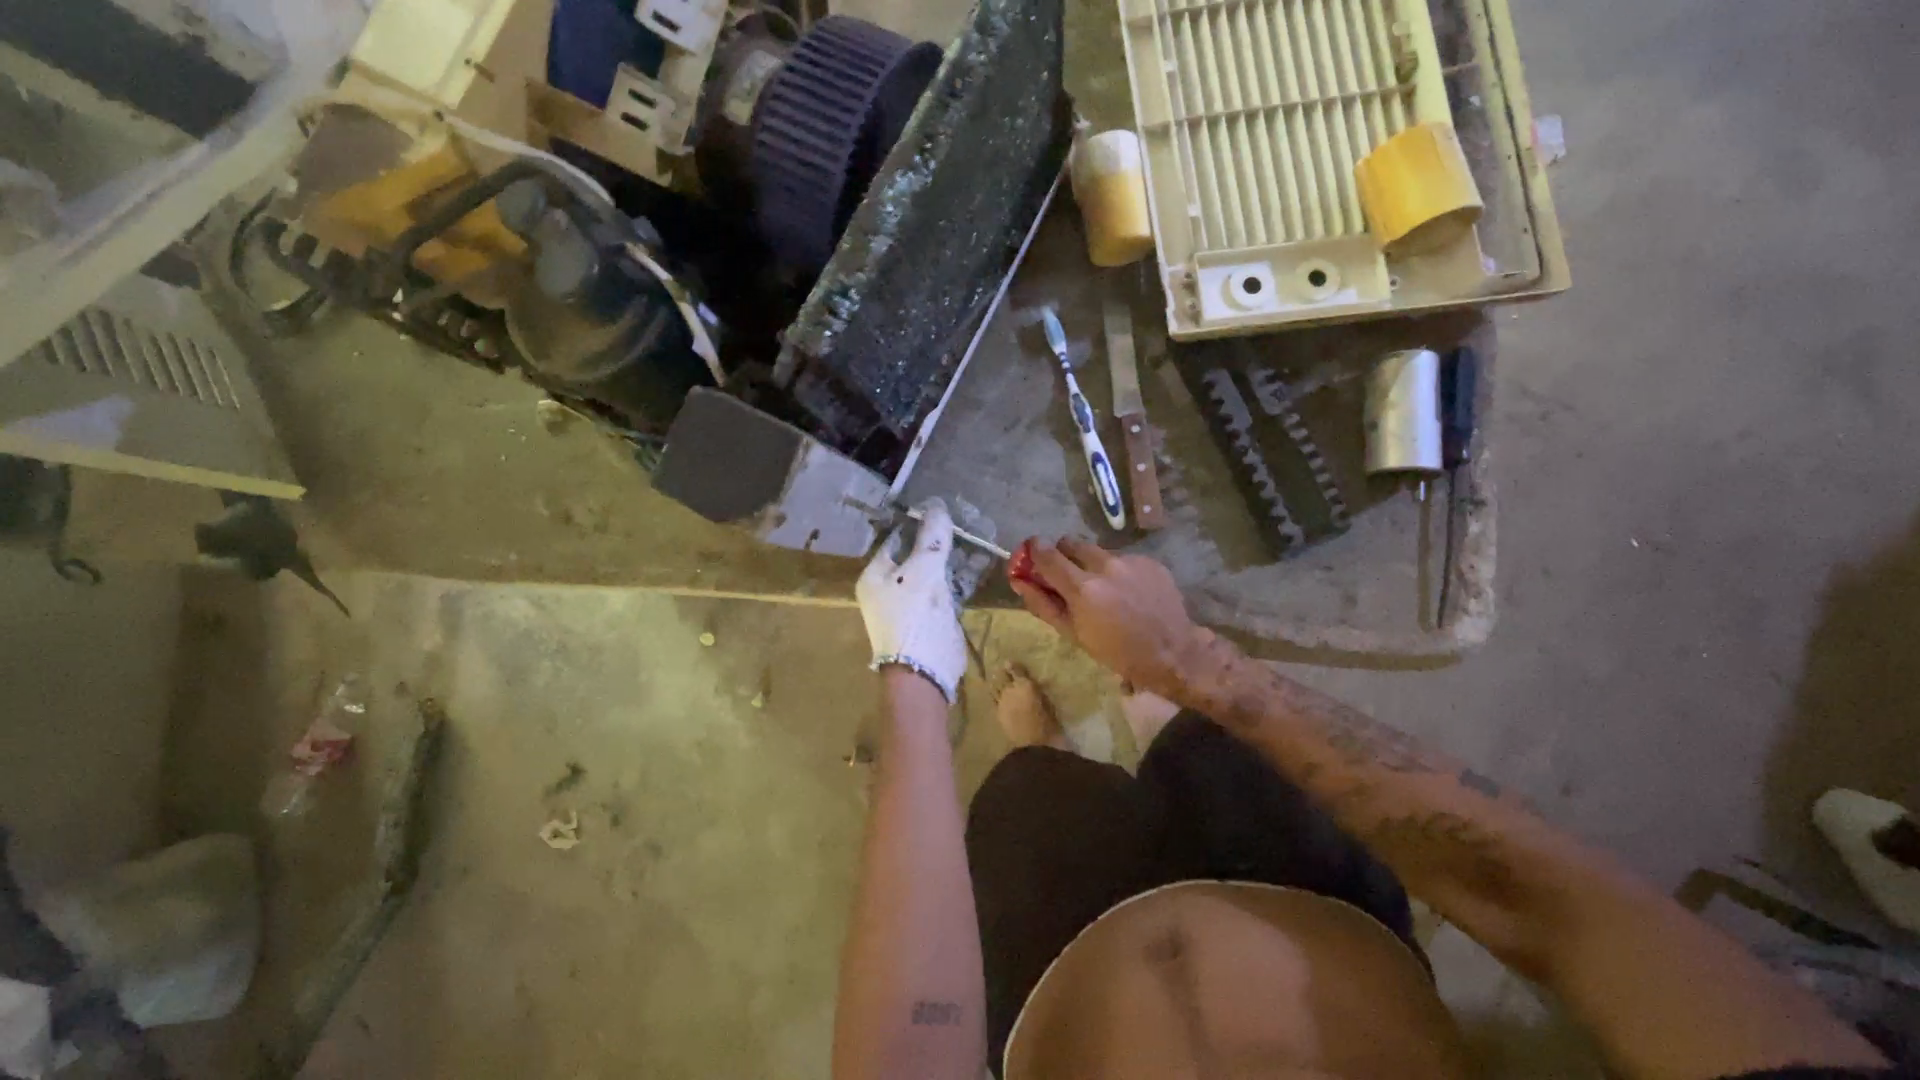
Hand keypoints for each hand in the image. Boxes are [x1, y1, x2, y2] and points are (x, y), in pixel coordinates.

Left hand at [858, 498, 965, 702]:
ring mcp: (913, 604)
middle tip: (966, 519)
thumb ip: (931, 539)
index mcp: (876, 576)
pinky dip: (962, 575)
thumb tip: (937, 506)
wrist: (924, 670)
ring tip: (979, 533)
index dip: (917, 524)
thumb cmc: (913, 616)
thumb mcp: (923, 571)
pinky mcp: (934, 616)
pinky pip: (948, 588)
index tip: (942, 509)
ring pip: (936, 571)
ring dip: (955, 556)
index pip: (895, 540)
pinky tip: (981, 558)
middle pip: (917, 555)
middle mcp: (890, 588)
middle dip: (941, 539)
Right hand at [1008, 537, 1209, 698]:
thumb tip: (1018, 580)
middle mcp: (1105, 566)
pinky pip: (1123, 558)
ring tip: (1104, 590)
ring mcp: (1130, 561)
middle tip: (1068, 576)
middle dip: (1063, 555)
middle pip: (1071, 542)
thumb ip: (1042, 604)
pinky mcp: (1150, 561)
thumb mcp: (1074, 634)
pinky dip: (1118, 571)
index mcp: (1083, 588)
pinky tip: (1129, 593)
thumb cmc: (1117, 652)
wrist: (1172, 653)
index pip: (1046, 552)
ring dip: (1092, 564)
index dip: (1034, 550)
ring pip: (1098, 551)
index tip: (1032, 554)